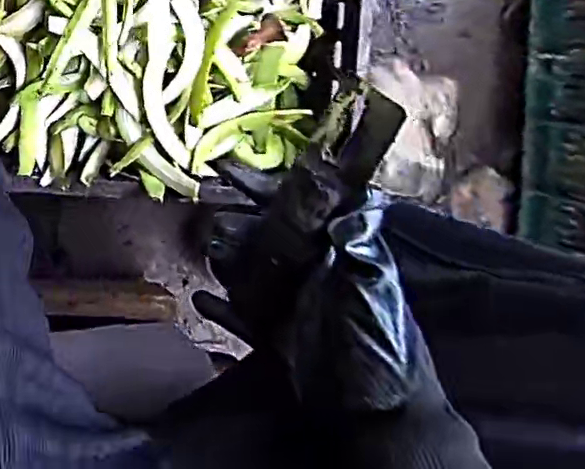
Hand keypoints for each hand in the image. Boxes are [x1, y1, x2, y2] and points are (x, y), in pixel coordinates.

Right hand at [200, 155, 426, 413]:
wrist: (382, 419)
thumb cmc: (383, 348)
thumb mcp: (375, 289)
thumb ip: (359, 246)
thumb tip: (353, 196)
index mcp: (330, 250)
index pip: (290, 205)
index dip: (259, 184)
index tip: (226, 165)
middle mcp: (306, 268)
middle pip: (260, 231)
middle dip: (231, 214)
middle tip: (204, 199)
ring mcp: (288, 300)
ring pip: (245, 266)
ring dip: (223, 253)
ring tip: (204, 244)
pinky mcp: (275, 333)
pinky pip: (240, 312)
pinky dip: (220, 305)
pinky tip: (201, 297)